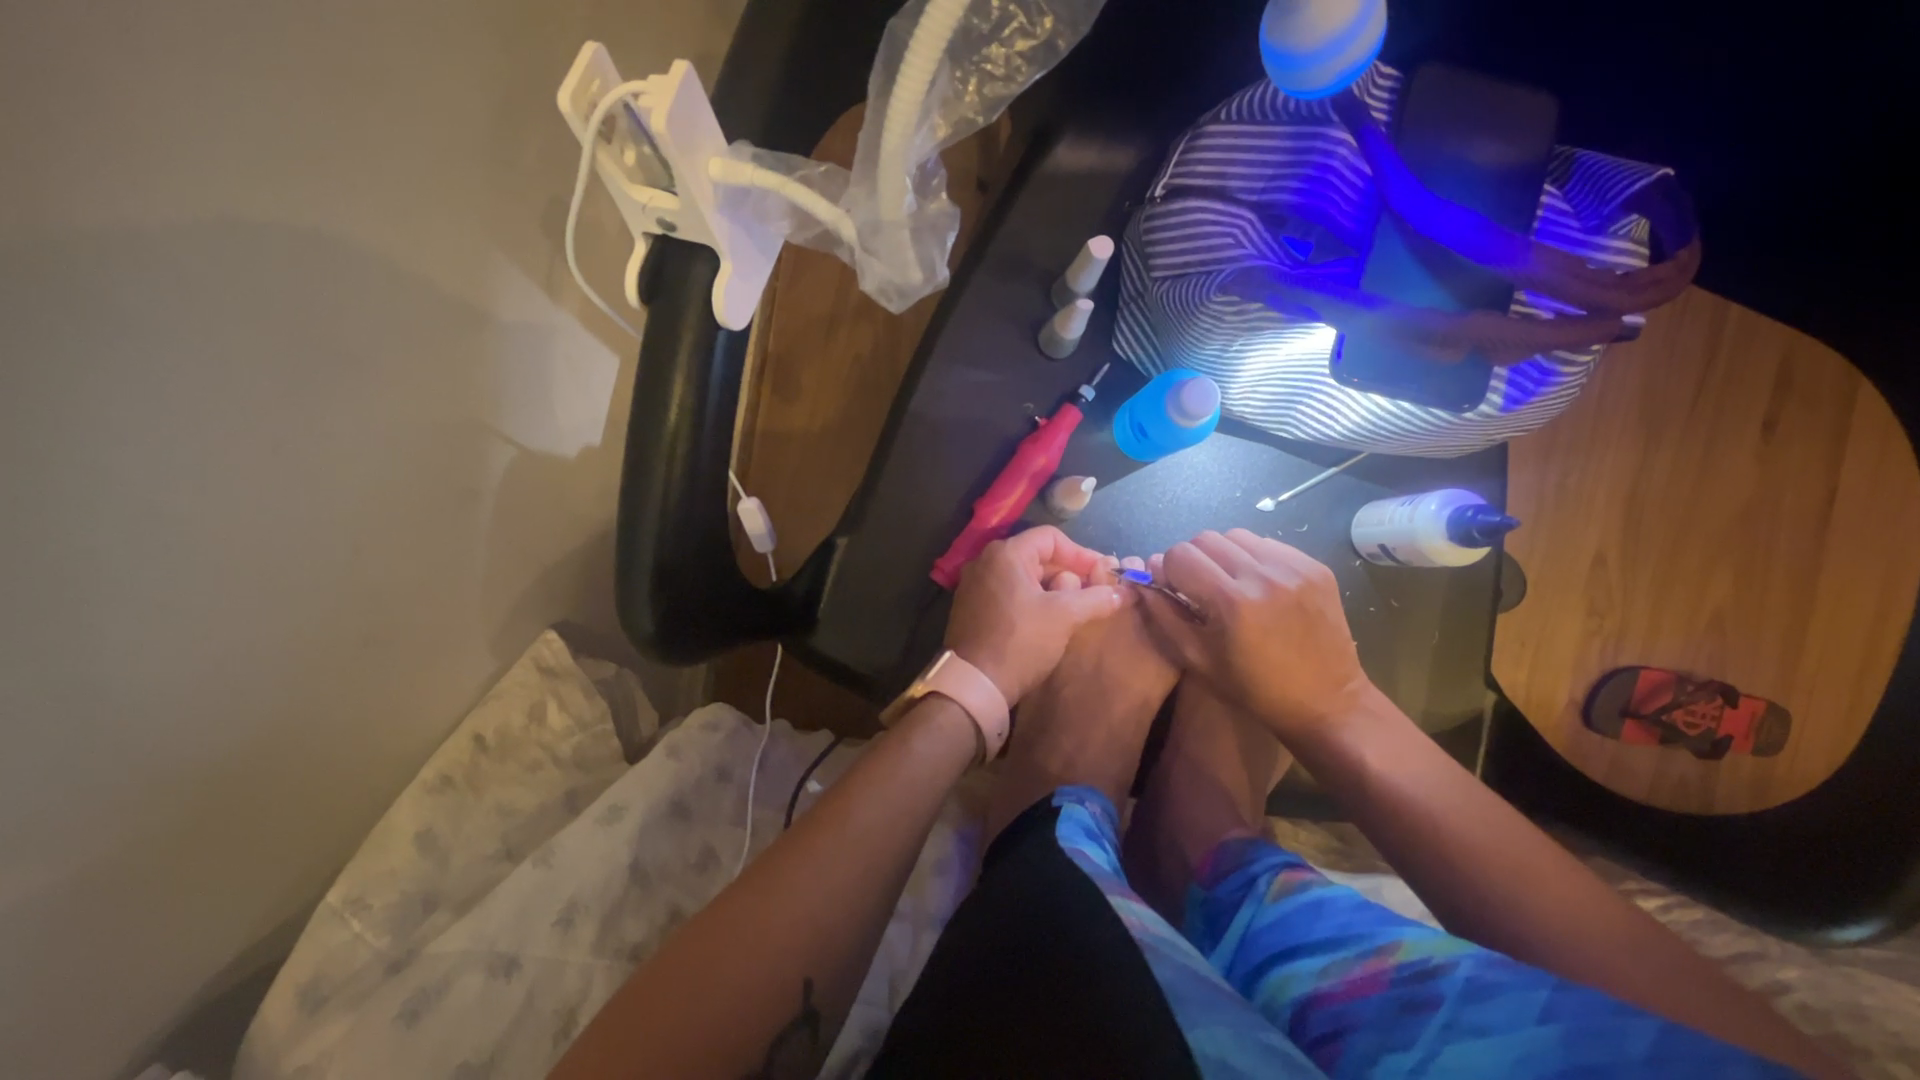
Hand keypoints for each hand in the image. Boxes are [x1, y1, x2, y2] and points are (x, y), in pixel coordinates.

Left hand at [946, 525, 1124, 704]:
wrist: (974, 684)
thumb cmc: (1021, 641)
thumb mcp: (1064, 616)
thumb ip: (1096, 598)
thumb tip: (1121, 592)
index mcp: (1005, 553)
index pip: (1051, 538)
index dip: (1081, 554)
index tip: (1102, 575)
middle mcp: (985, 561)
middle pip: (1037, 557)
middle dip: (1068, 574)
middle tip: (1091, 596)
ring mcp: (975, 585)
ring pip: (1024, 578)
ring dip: (1052, 591)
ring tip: (1073, 612)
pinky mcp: (972, 608)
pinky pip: (1010, 594)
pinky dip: (1032, 602)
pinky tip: (1048, 623)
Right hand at [1137, 528, 1375, 740]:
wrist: (1326, 701)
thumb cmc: (1253, 688)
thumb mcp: (1197, 658)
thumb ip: (1164, 613)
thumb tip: (1146, 575)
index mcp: (1232, 601)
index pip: (1180, 554)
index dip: (1169, 570)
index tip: (1174, 590)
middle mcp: (1263, 574)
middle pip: (1205, 538)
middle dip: (1193, 560)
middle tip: (1200, 588)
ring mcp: (1294, 567)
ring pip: (1236, 536)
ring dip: (1223, 555)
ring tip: (1230, 585)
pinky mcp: (1315, 566)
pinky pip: (1268, 545)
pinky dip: (1253, 559)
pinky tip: (1259, 587)